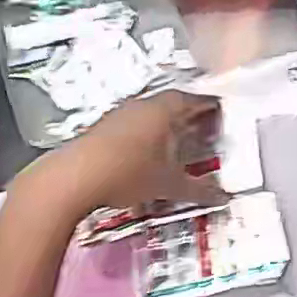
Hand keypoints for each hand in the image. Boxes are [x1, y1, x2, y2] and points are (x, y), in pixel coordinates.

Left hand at [22, 91, 222, 215]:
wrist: (74, 179)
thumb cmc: (127, 173)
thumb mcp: (169, 185)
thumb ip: (199, 190)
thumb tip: (222, 197)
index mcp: (162, 110)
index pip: (192, 99)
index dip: (208, 105)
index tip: (220, 111)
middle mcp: (141, 105)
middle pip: (171, 104)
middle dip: (188, 116)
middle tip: (203, 127)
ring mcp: (119, 115)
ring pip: (150, 115)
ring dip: (165, 126)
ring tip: (179, 143)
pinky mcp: (103, 129)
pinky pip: (134, 126)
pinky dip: (147, 136)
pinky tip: (149, 155)